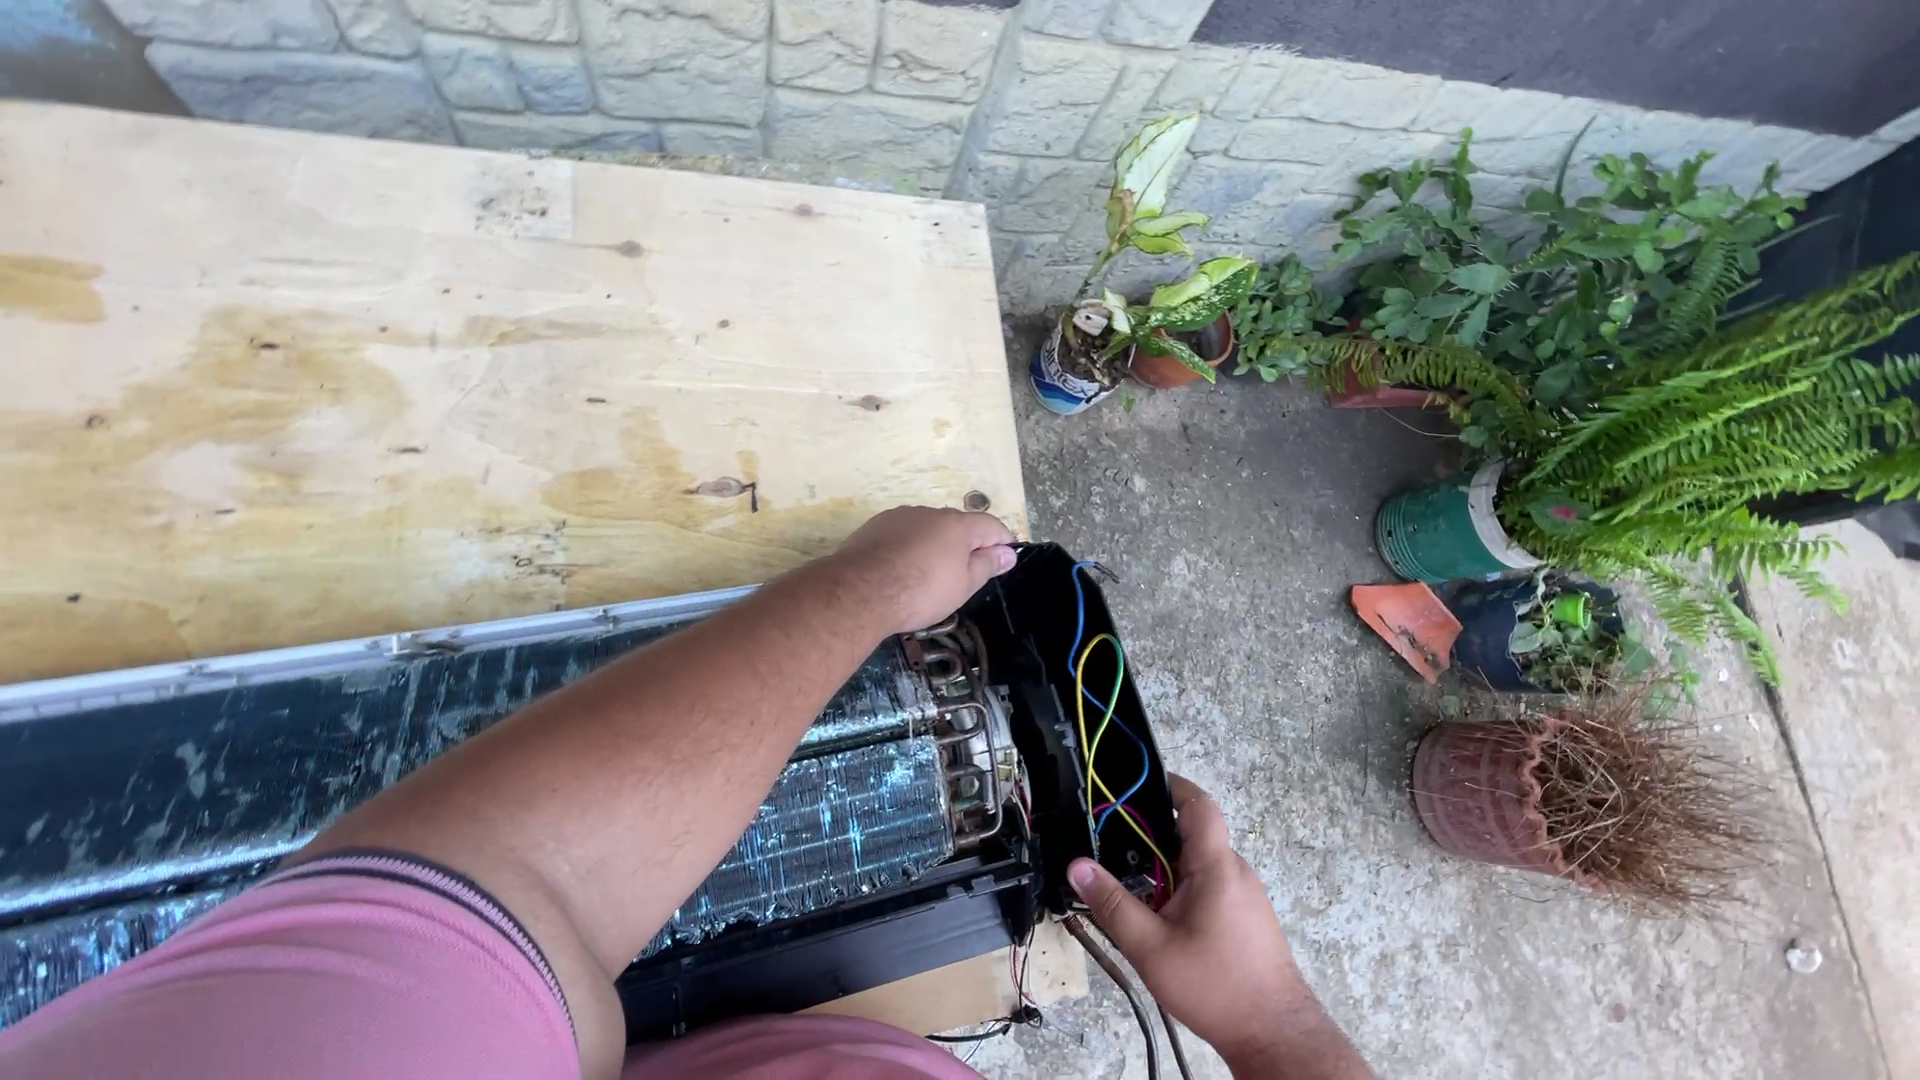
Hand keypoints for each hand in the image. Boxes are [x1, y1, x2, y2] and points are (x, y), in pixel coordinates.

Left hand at [826, 506, 1015, 634]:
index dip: (1002, 540)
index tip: (1006, 556)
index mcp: (957, 524)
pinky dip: (909, 548)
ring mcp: (898, 517)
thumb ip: (987, 565)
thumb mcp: (963, 585)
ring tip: (930, 575)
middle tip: (967, 573)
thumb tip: (1008, 553)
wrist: (860, 592)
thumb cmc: (921, 591)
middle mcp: (929, 513)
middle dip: (967, 544)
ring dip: (935, 546)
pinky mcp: (873, 527)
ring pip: (926, 529)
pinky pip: (901, 535)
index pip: (990, 525)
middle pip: (957, 525)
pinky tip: (902, 570)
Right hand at [1069, 775, 1335, 1072]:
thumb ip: (1112, 904)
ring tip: (1132, 889)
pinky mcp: (1248, 916)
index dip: (1169, 785)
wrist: (1277, 1037)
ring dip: (1166, 866)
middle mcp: (1234, 870)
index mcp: (1215, 865)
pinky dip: (1182, 886)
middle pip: (1192, 833)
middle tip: (1113, 848)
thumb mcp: (1151, 948)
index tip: (1134, 786)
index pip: (1197, 804)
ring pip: (1199, 863)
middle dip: (1152, 835)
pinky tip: (1161, 918)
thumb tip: (1076, 865)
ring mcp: (1245, 894)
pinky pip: (1210, 884)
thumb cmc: (1216, 987)